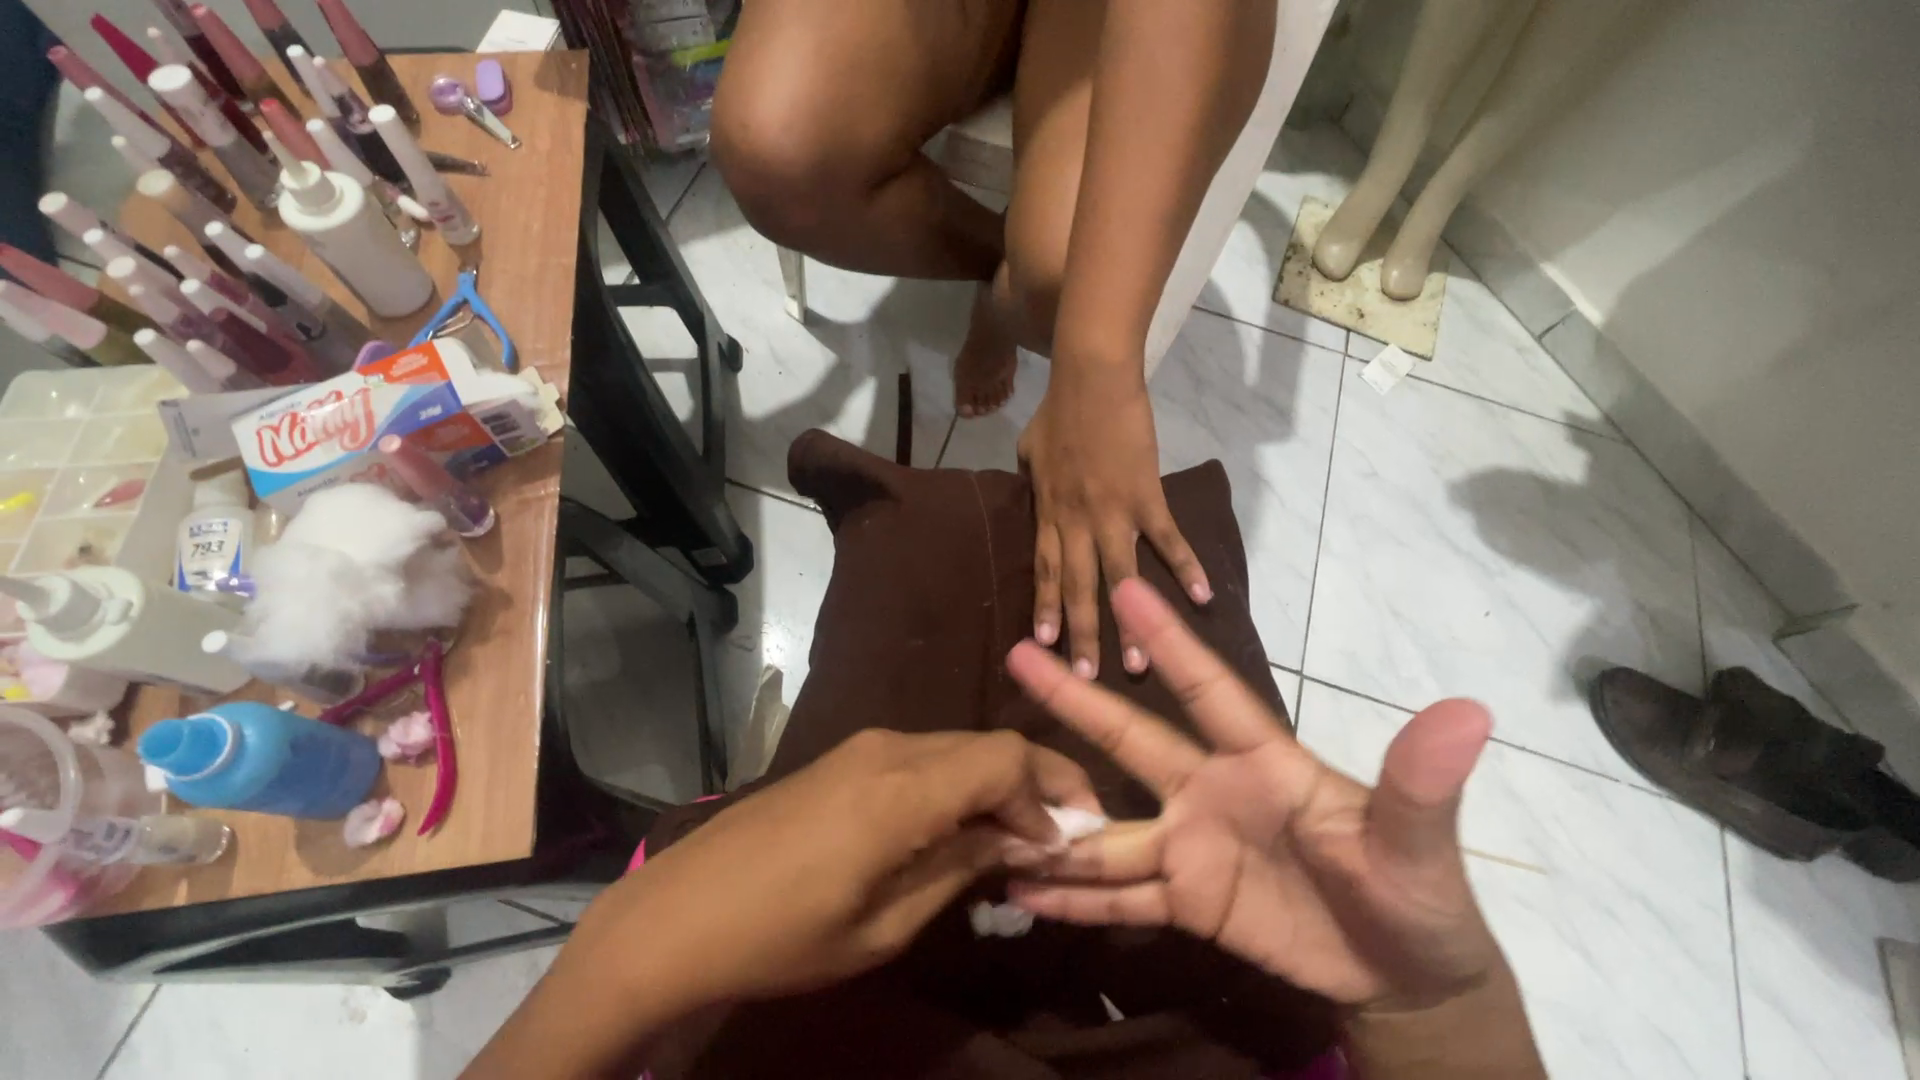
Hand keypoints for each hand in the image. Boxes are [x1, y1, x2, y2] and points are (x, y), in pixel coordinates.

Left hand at [562, 730, 1101, 1008]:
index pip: (1008, 759)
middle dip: (1034, 785)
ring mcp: (863, 746)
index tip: (1063, 847)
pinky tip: (956, 827)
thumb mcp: (886, 923)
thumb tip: (1025, 840)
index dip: (1050, 796)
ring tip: (1011, 841)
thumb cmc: (784, 935)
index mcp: (904, 788)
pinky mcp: (844, 755)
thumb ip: (962, 867)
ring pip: (958, 747)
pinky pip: (922, 756)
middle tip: (1057, 840)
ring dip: (995, 784)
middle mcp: (890, 747)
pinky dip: (956, 782)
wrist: (679, 913)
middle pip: (989, 745)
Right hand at [1004, 579, 1505, 1013]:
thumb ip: (1421, 786)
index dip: (1172, 641)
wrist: (1403, 978)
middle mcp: (1211, 792)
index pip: (1210, 692)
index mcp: (1264, 764)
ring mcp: (1190, 848)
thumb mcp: (1417, 846)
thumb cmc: (1416, 895)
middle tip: (1020, 652)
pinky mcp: (1184, 901)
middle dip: (1076, 701)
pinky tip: (1021, 888)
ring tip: (992, 802)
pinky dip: (1073, 895)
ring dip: (1055, 820)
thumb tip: (1469, 712)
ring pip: (1108, 829)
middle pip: (1132, 741)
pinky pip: (1120, 896)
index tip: (1127, 587)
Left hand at [1019, 362, 1209, 679]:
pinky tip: (1202, 597)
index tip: (1044, 646)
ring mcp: (1112, 512)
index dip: (1044, 607)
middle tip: (1087, 678)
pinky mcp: (1146, 496)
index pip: (1043, 569)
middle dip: (1081, 633)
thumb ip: (1030, 478)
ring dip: (1128, 623)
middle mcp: (1076, 521)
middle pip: (1076, 585)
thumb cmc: (1058, 411)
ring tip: (1137, 667)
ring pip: (1117, 577)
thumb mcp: (1029, 449)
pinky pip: (1166, 539)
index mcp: (1048, 512)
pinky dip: (1184, 566)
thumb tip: (1030, 488)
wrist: (1090, 378)